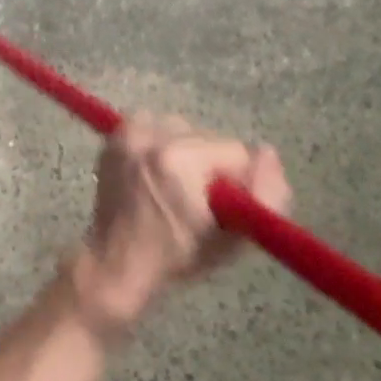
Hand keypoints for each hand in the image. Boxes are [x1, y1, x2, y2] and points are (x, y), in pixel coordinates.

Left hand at [68, 115, 291, 333]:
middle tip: (203, 197)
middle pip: (208, 138)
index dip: (242, 180)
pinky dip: (158, 140)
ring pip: (180, 128)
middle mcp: (150, 139)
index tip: (227, 204)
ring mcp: (127, 136)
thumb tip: (268, 152)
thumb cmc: (178, 254)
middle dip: (215, 165)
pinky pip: (149, 123)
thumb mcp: (235, 237)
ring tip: (180, 183)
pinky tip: (158, 167)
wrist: (118, 257)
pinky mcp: (113, 139)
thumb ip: (265, 195)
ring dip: (187, 150)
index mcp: (178, 160)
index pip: (236, 152)